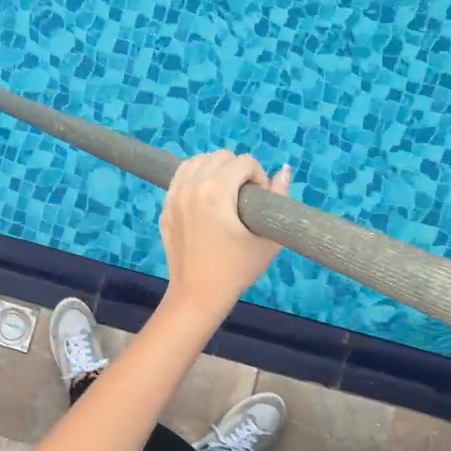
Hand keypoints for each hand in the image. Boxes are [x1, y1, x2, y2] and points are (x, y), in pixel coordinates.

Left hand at [159, 150, 292, 316]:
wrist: (198, 294)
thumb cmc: (236, 270)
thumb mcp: (266, 239)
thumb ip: (278, 200)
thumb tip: (284, 170)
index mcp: (216, 191)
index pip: (243, 161)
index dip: (258, 177)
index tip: (259, 201)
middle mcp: (192, 187)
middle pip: (220, 156)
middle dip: (237, 170)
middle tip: (244, 198)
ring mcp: (174, 196)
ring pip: (197, 161)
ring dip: (215, 170)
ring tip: (225, 194)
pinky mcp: (166, 208)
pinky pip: (179, 177)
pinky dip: (194, 178)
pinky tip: (205, 198)